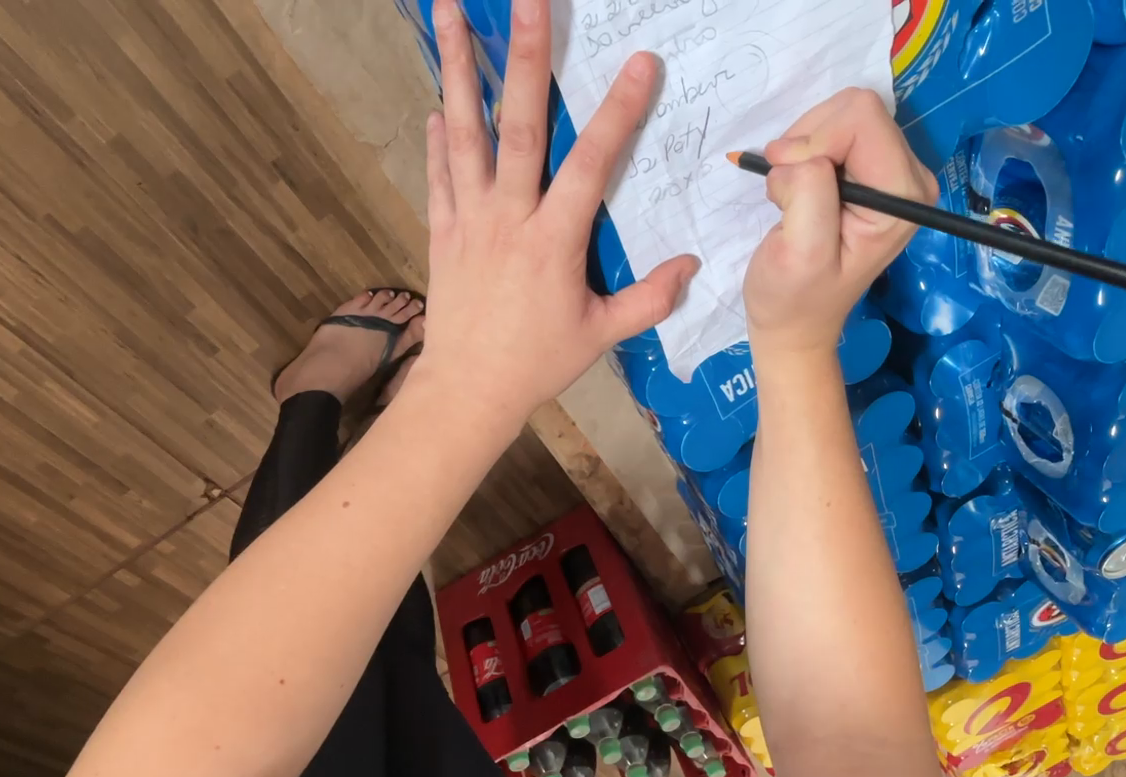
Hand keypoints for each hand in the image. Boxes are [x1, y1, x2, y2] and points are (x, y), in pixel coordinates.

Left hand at [416, 0, 699, 425]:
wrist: (468, 390)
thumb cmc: (536, 365)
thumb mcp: (599, 336)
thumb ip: (647, 301)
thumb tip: (689, 267)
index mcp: (553, 242)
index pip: (591, 165)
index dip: (618, 114)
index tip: (640, 63)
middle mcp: (508, 219)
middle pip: (518, 127)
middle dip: (525, 56)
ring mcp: (469, 221)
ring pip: (464, 136)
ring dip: (459, 71)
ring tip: (449, 12)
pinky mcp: (442, 233)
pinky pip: (439, 176)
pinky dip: (437, 141)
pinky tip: (436, 107)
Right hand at [744, 89, 937, 358]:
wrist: (794, 324)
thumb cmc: (793, 298)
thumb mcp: (800, 251)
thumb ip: (808, 192)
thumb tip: (797, 156)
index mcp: (903, 194)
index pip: (862, 118)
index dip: (813, 143)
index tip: (787, 186)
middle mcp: (908, 176)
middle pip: (855, 108)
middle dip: (807, 143)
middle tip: (786, 190)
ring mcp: (890, 172)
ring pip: (841, 114)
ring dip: (802, 149)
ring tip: (790, 195)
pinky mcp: (870, 172)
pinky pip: (834, 130)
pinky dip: (803, 153)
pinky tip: (798, 190)